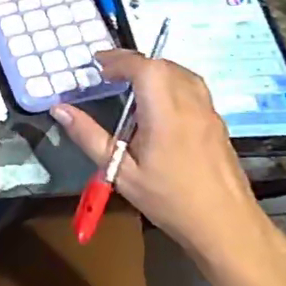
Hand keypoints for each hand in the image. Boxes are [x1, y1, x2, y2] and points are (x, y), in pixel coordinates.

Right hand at [51, 50, 259, 256]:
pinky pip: (193, 89)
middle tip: (108, 74)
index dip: (120, 60)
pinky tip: (158, 105)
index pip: (145, 68)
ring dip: (155, 71)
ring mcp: (208, 112)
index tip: (98, 65)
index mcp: (166, 113)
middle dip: (135, 63)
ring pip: (182, 73)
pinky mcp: (216, 123)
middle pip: (164, 65)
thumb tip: (60, 110)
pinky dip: (171, 83)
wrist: (225, 225)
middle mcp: (191, 105)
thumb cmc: (170, 201)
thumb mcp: (121, 172)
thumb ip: (90, 137)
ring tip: (132, 85)